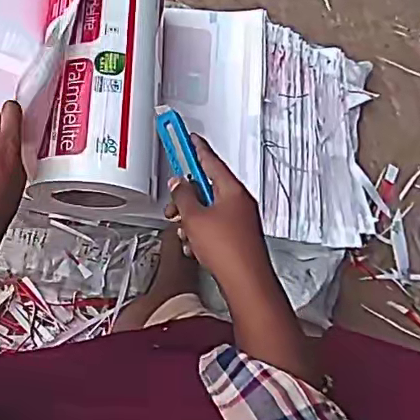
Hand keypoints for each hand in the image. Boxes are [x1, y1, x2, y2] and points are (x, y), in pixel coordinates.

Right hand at [168, 135, 322, 386]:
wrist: (246, 283)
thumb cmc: (228, 251)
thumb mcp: (194, 218)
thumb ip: (183, 196)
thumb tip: (179, 184)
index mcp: (231, 190)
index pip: (209, 159)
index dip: (193, 147)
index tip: (185, 135)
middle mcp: (239, 201)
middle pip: (206, 185)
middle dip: (186, 194)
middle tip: (174, 199)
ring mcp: (240, 218)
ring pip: (208, 207)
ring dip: (191, 215)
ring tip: (182, 227)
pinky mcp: (238, 235)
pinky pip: (214, 223)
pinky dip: (200, 230)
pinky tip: (193, 243)